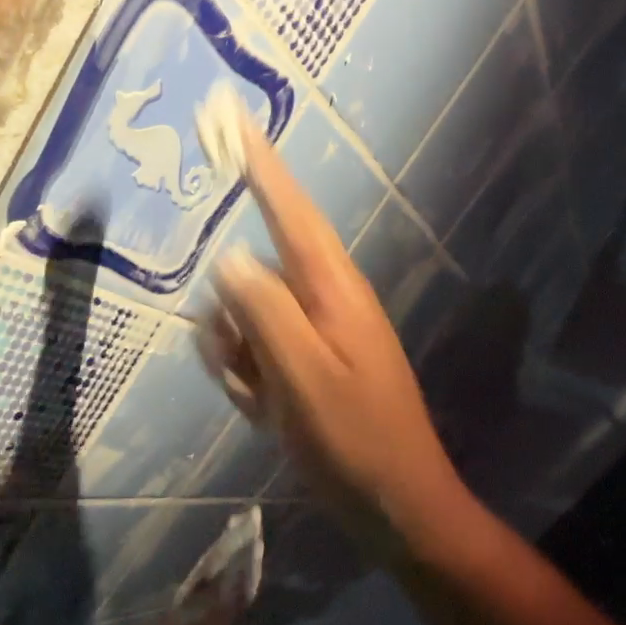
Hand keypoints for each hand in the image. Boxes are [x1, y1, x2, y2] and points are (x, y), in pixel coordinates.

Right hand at [197, 121, 468, 561]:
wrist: (396, 505)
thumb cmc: (354, 442)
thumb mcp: (302, 377)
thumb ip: (265, 313)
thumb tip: (229, 257)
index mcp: (334, 293)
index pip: (291, 214)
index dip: (261, 168)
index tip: (231, 119)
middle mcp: (328, 306)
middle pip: (254, 276)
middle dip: (230, 318)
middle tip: (241, 368)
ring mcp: (320, 342)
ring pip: (250, 321)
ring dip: (237, 357)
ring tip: (260, 401)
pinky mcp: (312, 374)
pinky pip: (262, 358)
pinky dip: (252, 382)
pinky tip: (266, 415)